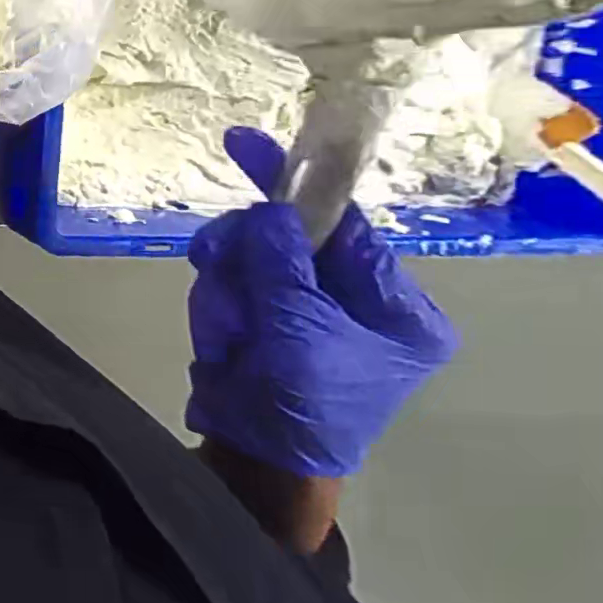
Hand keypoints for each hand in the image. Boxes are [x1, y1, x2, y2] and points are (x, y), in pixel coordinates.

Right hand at [185, 128, 457, 477]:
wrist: (257, 456)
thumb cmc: (305, 403)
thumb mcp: (301, 331)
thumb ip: (284, 265)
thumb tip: (274, 209)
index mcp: (389, 303)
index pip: (342, 226)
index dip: (300, 188)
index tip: (250, 146)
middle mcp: (343, 296)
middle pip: (280, 238)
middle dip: (244, 256)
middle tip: (217, 269)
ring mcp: (292, 305)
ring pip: (241, 258)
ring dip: (223, 290)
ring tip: (226, 332)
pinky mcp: (252, 315)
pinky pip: (222, 285)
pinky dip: (213, 306)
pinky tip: (221, 340)